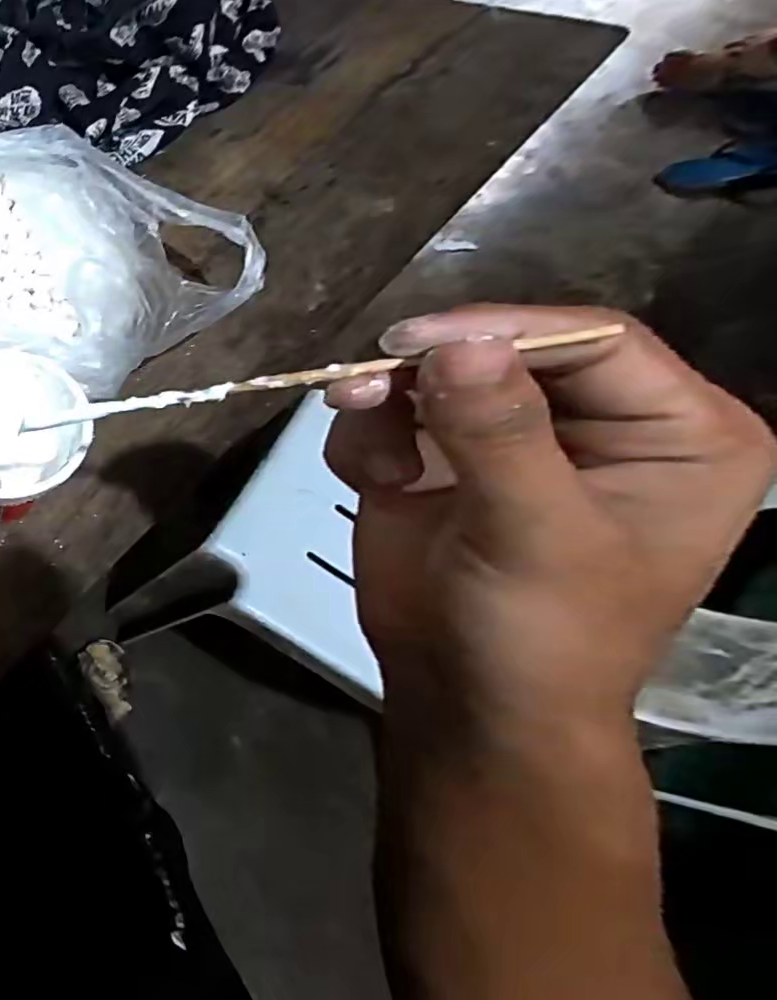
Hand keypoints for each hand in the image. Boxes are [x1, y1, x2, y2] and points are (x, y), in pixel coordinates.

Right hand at [325, 305, 775, 731]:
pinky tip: (369, 481)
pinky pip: (383, 421)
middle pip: (495, 355)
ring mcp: (497, 444)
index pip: (590, 344)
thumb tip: (457, 345)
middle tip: (355, 391)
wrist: (462, 687)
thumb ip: (500, 435)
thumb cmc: (540, 628)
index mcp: (666, 433)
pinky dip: (361, 443)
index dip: (500, 332)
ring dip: (381, 412)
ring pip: (425, 383)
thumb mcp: (534, 531)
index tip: (408, 344)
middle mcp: (584, 427)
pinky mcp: (429, 463)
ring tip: (370, 464)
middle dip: (420, 374)